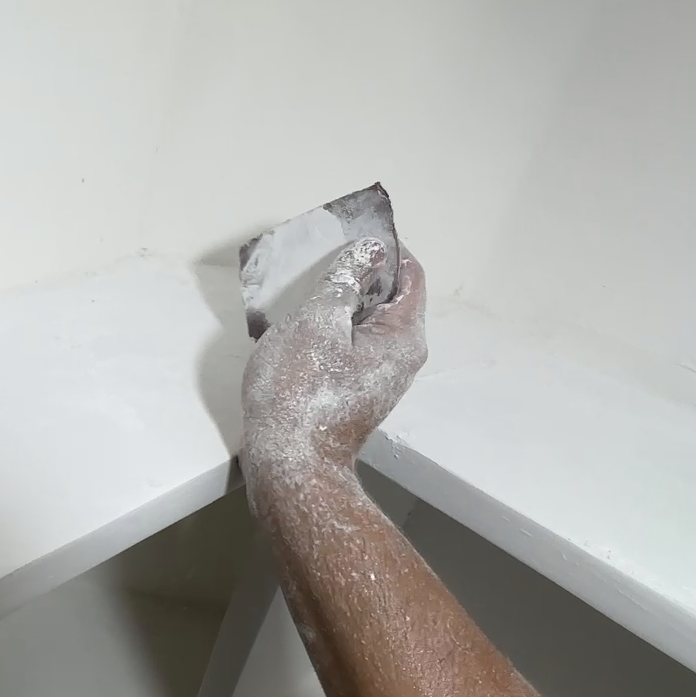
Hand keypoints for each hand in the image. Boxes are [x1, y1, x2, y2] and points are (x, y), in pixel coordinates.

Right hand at [242, 239, 425, 479]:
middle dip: (354, 274)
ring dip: (335, 304)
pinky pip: (346, 346)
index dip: (382, 248)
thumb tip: (370, 251)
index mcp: (401, 337)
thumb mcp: (316, 323)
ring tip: (297, 293)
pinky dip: (326, 330)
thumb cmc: (300, 390)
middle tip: (313, 262)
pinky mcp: (350, 391)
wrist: (287, 462)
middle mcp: (399, 356)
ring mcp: (375, 377)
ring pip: (362, 323)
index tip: (347, 234)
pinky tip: (294, 330)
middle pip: (385, 298)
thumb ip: (343, 280)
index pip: (408, 274)